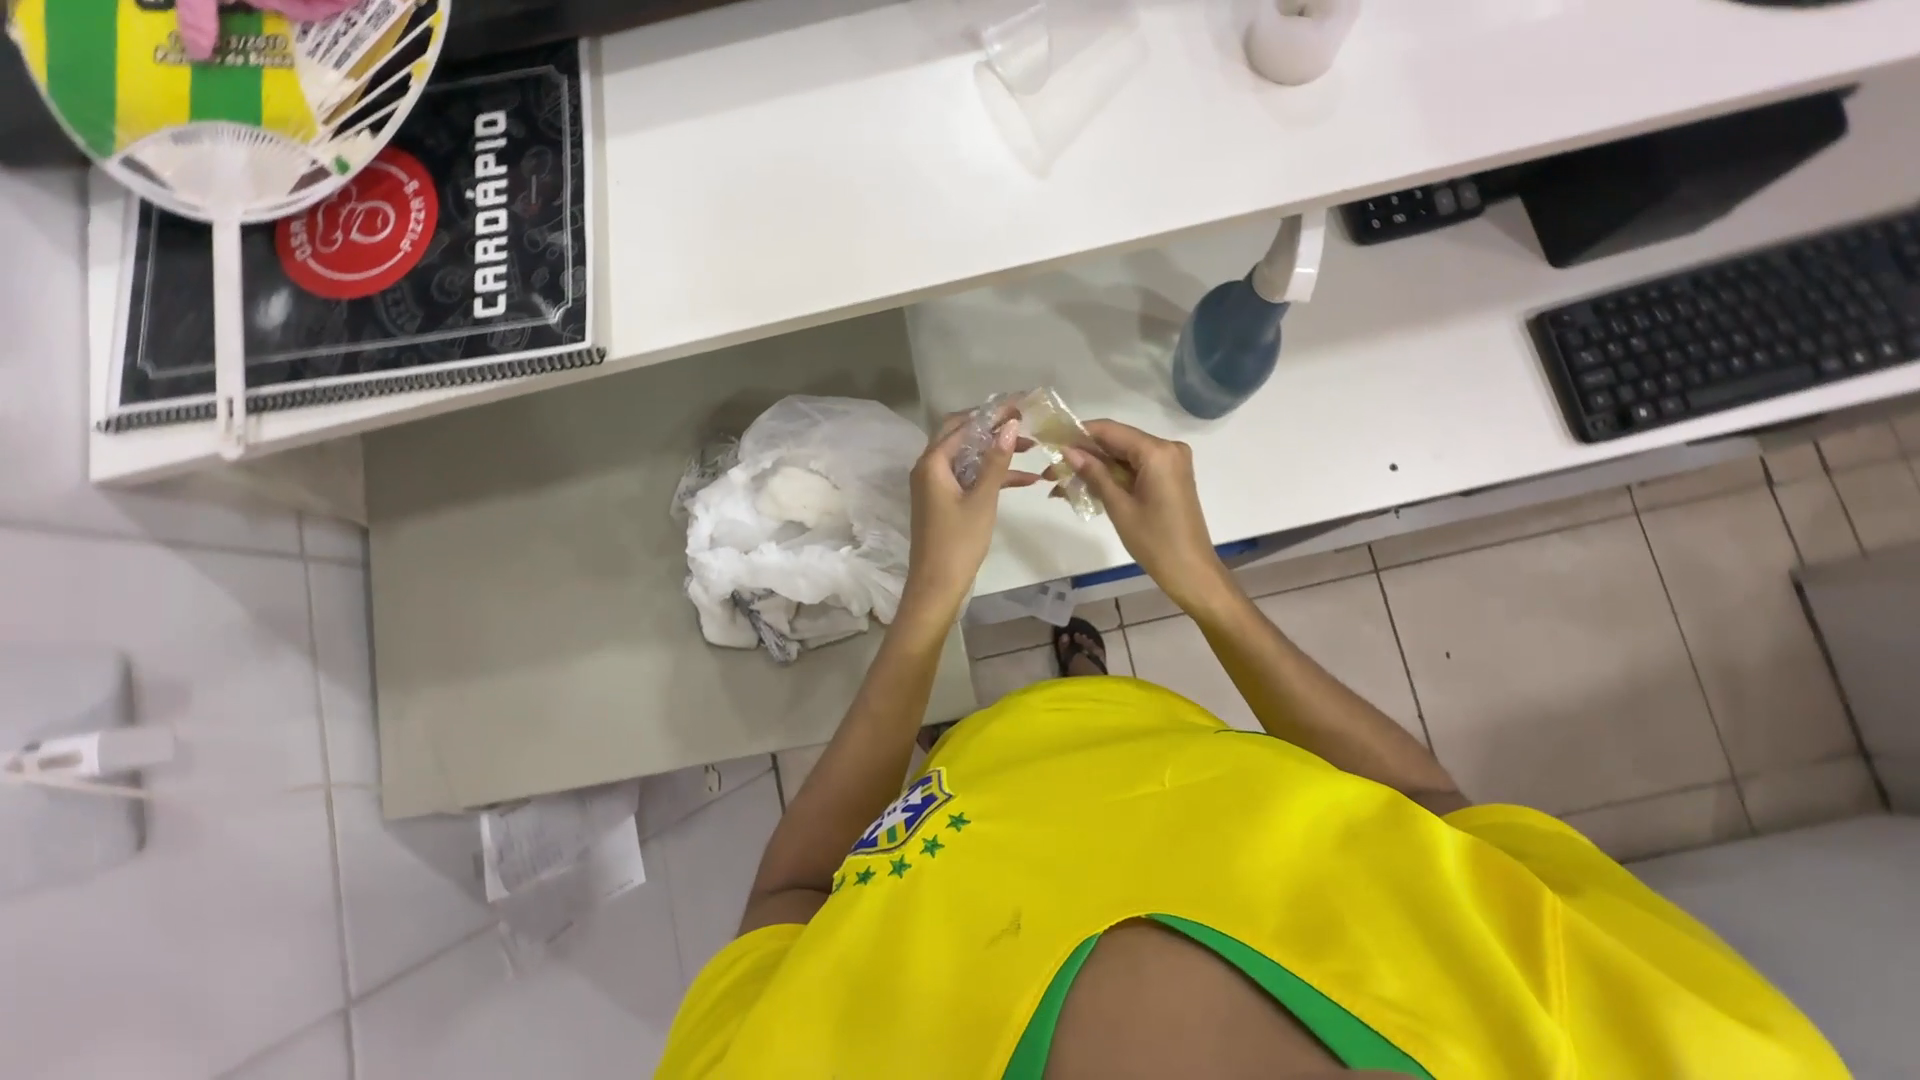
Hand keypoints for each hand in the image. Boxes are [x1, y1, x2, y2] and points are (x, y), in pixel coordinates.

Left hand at [902, 410, 1041, 618]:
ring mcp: (935, 486)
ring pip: (969, 458)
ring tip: (1032, 448)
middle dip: (994, 429)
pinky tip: (1025, 480)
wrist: (937, 585)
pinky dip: (992, 476)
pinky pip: (969, 479)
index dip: (991, 413)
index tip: (1020, 405)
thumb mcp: (982, 499)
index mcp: (933, 463)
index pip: (963, 424)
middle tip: (1025, 422)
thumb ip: (996, 461)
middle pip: (963, 437)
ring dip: (997, 453)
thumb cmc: (959, 542)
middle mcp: (929, 468)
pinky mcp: (944, 502)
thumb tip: (1010, 426)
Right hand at [1057, 420, 1233, 612]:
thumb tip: (1068, 451)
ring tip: (1063, 483)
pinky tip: (1088, 487)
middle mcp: (1167, 448)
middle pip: (1118, 441)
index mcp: (1157, 452)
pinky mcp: (1170, 476)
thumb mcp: (1119, 506)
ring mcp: (1171, 462)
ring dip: (1096, 467)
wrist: (1190, 570)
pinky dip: (1114, 475)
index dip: (1079, 434)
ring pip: (1125, 455)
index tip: (1052, 441)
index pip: (1110, 431)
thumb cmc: (1154, 541)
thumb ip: (1094, 474)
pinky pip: (1136, 467)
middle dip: (1085, 454)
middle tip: (1052, 469)